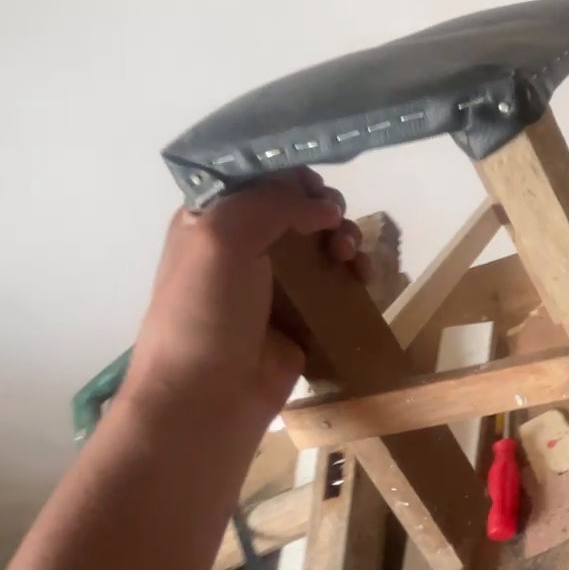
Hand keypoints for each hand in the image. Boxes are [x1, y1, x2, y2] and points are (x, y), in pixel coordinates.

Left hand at [123, 168, 366, 425]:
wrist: (209, 393)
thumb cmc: (206, 311)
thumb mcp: (224, 237)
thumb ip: (274, 204)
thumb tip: (327, 208)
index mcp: (211, 217)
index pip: (258, 176)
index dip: (292, 177)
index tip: (314, 192)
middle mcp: (244, 241)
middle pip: (300, 205)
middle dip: (327, 210)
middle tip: (334, 231)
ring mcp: (276, 277)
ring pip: (324, 238)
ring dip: (347, 238)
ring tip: (350, 259)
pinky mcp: (304, 308)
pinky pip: (338, 277)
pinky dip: (356, 270)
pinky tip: (363, 279)